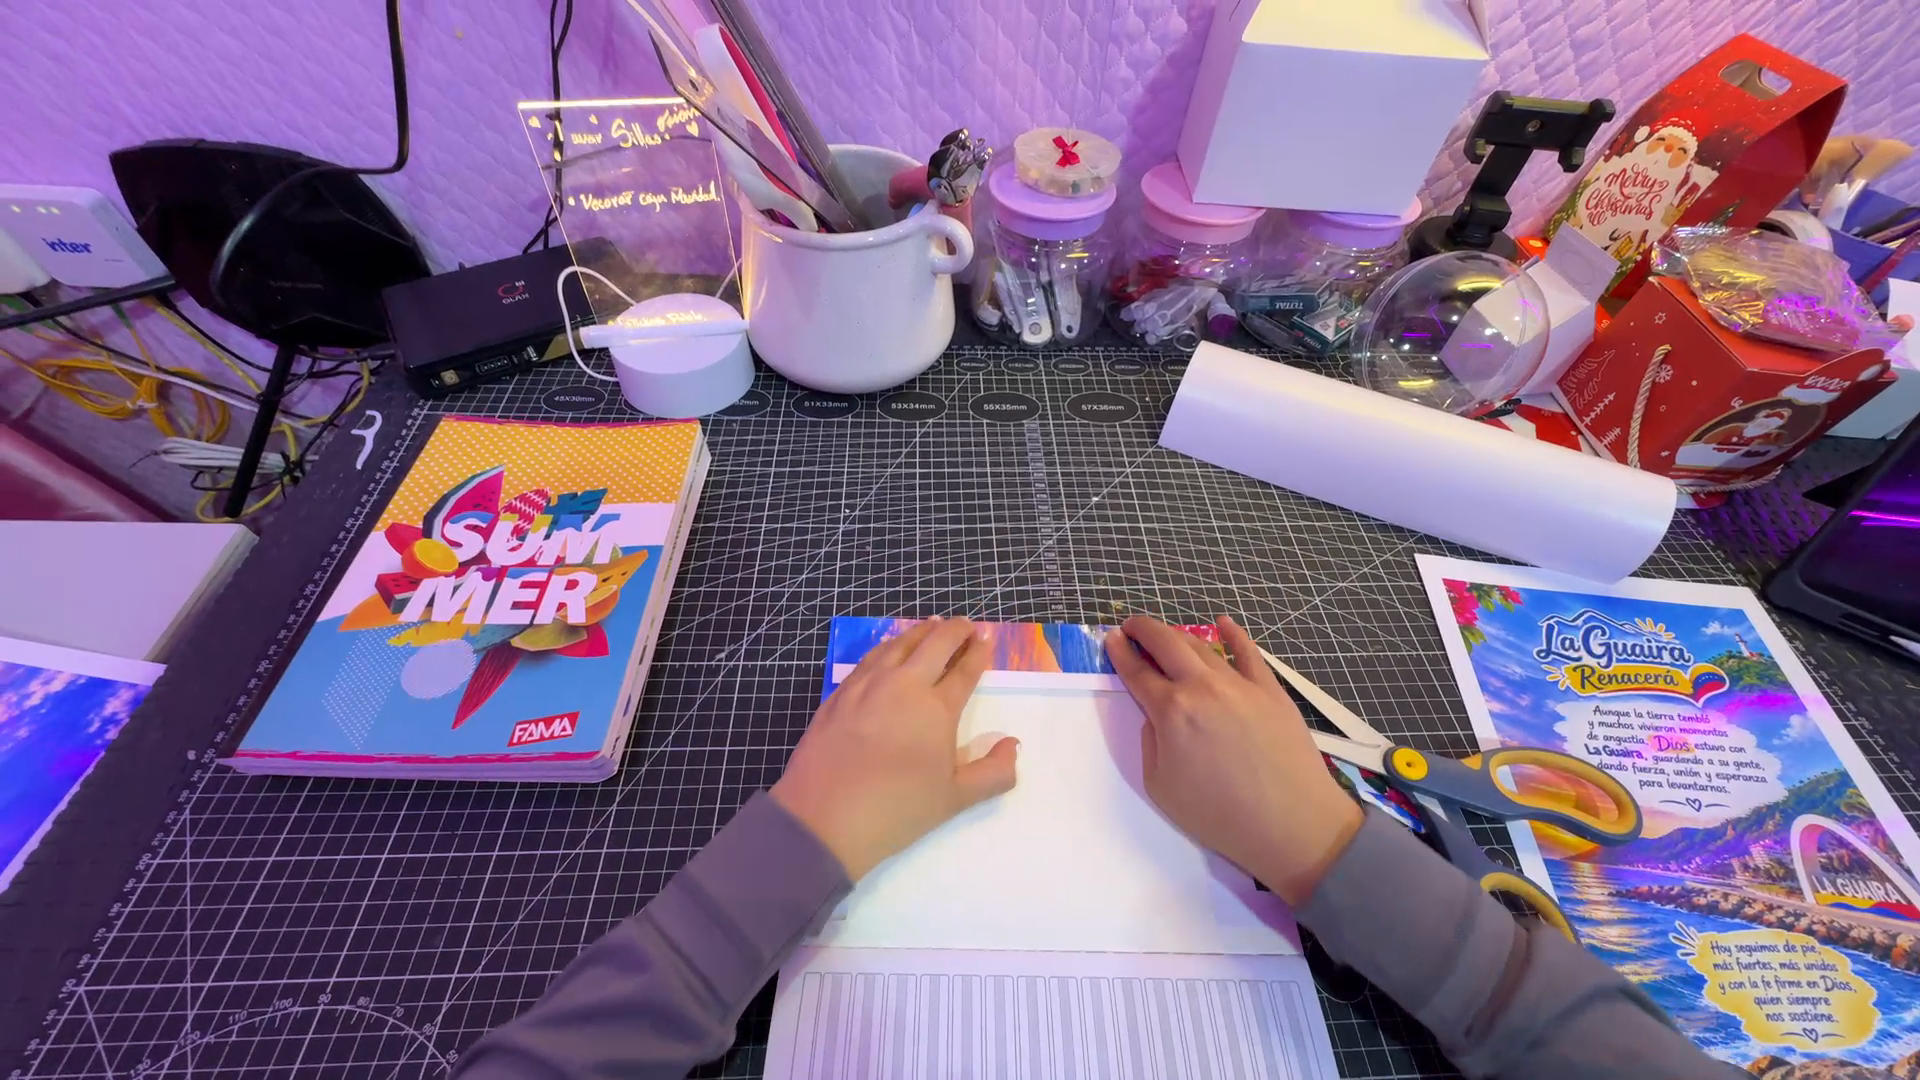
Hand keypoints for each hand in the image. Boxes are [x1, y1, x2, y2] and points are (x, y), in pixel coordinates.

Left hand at [772, 617, 1018, 879]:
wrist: (824, 818)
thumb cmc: (896, 810)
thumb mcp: (955, 800)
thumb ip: (993, 773)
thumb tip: (1013, 745)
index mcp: (937, 708)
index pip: (964, 670)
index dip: (979, 651)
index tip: (987, 635)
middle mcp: (904, 685)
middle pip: (935, 644)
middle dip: (955, 630)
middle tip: (966, 625)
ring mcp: (868, 685)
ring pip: (900, 644)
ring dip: (921, 632)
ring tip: (932, 625)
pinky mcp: (840, 693)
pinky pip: (870, 657)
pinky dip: (889, 646)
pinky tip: (890, 649)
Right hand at [1105, 615, 1361, 904]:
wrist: (1292, 825)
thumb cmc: (1220, 815)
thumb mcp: (1160, 786)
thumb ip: (1151, 741)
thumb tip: (1159, 716)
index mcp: (1171, 711)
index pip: (1137, 671)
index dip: (1120, 652)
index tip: (1112, 638)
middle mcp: (1202, 687)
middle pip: (1166, 643)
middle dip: (1143, 629)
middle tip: (1132, 625)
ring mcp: (1239, 684)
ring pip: (1202, 647)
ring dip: (1177, 635)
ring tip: (1165, 634)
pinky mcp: (1270, 690)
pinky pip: (1249, 653)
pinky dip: (1234, 634)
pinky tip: (1224, 623)